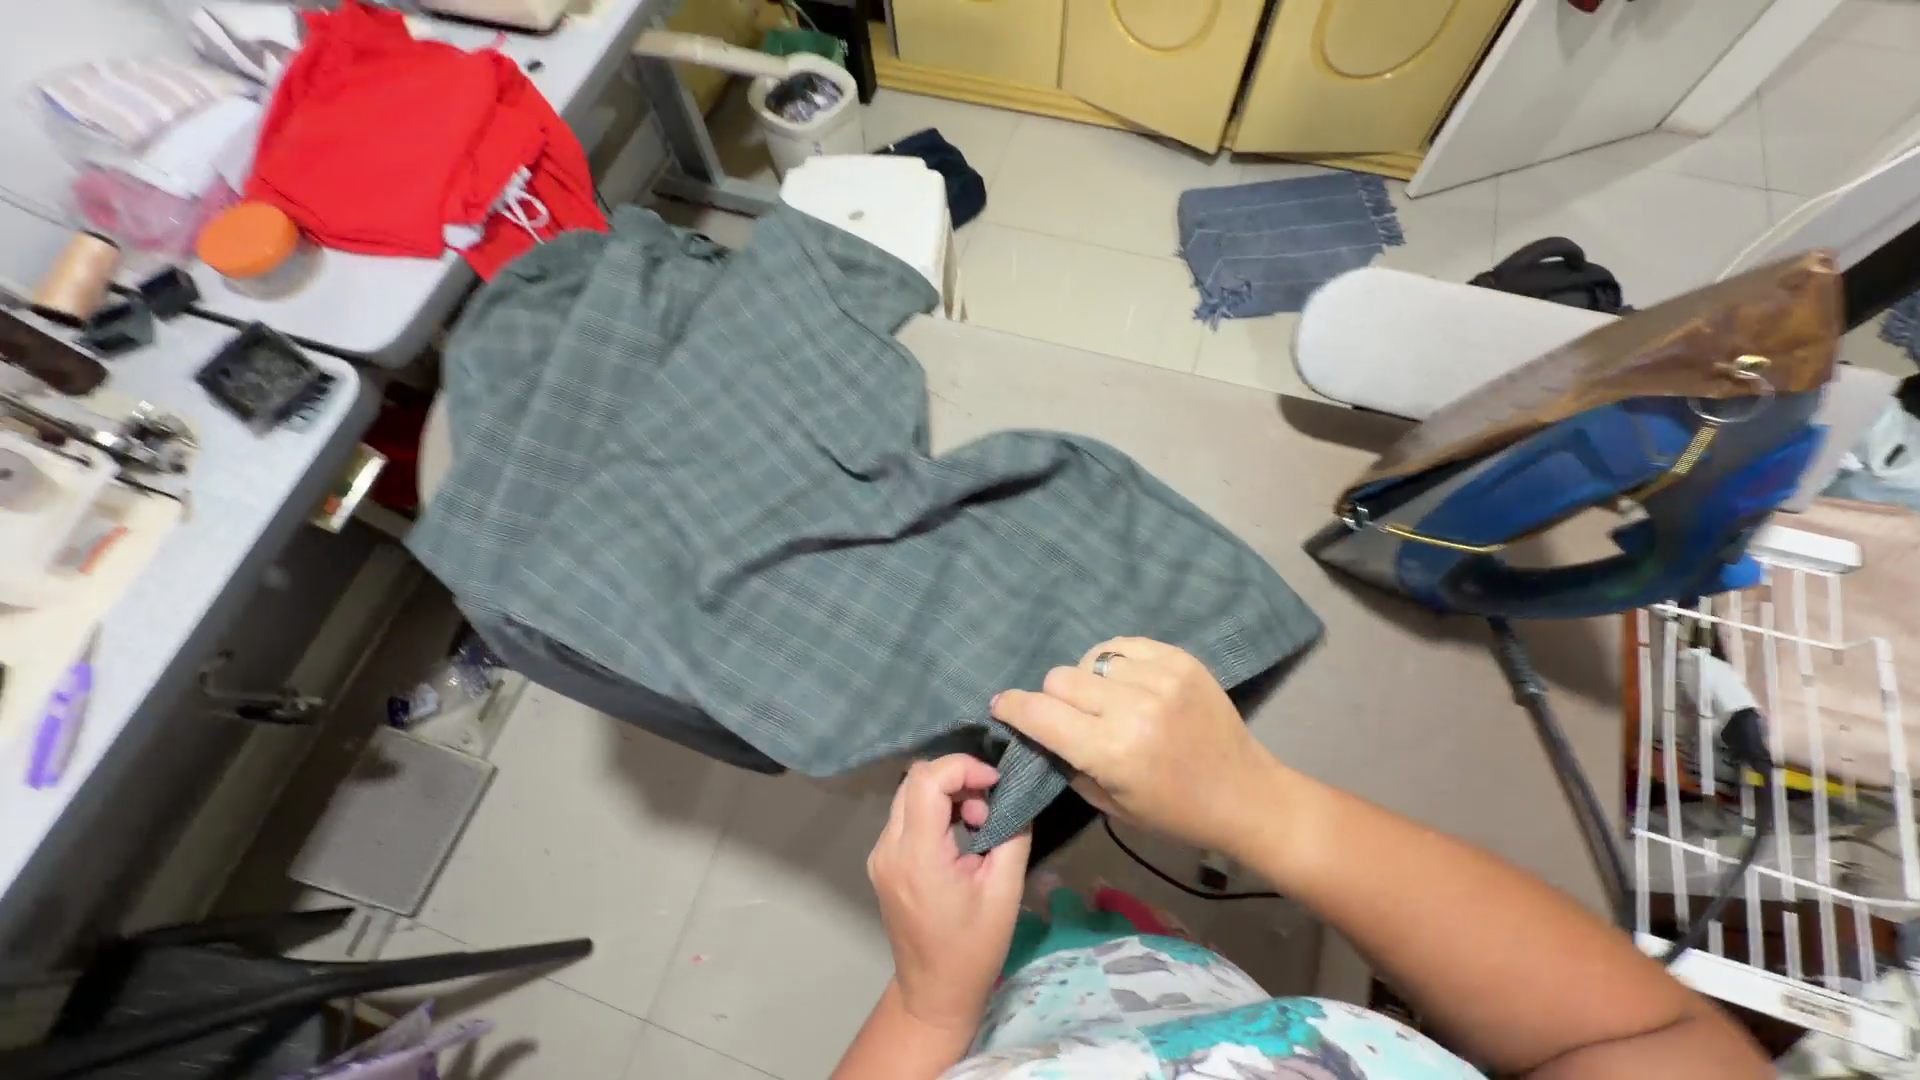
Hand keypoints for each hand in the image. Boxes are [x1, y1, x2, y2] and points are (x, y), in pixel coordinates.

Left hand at [867, 755, 1031, 1033]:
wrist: (934, 994)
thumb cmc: (974, 948)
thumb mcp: (1005, 891)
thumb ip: (1013, 834)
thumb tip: (1015, 796)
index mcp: (917, 855)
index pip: (928, 779)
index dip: (963, 767)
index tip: (995, 782)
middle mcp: (889, 848)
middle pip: (915, 779)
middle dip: (957, 778)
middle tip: (987, 807)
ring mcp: (880, 854)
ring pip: (909, 793)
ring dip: (946, 794)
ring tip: (976, 824)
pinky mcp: (882, 861)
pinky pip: (906, 815)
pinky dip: (934, 810)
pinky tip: (958, 836)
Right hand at [990, 637, 1282, 855]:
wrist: (1244, 794)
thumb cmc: (1172, 811)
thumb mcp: (1108, 801)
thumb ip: (1067, 760)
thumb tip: (1037, 727)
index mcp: (1111, 751)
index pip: (1040, 714)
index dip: (1013, 707)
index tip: (1002, 705)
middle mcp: (1132, 708)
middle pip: (1060, 679)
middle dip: (1054, 699)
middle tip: (1071, 718)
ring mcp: (1161, 679)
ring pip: (1091, 659)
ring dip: (1089, 681)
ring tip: (1106, 701)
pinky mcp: (1181, 660)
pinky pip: (1123, 645)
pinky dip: (1116, 663)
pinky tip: (1128, 684)